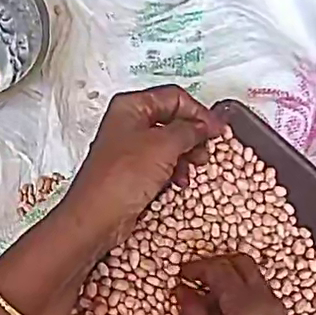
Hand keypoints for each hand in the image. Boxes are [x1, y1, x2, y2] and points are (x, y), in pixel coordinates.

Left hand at [58, 86, 222, 251]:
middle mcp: (128, 124)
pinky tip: (179, 183)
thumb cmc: (122, 177)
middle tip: (206, 150)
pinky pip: (159, 166)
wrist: (98, 217)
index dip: (199, 112)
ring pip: (167, 145)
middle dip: (192, 136)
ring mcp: (128, 150)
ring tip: (194, 169)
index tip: (218, 129)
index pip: (174, 97)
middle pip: (171, 121)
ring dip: (184, 156)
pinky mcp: (131, 174)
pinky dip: (173, 171)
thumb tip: (205, 126)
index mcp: (131, 106)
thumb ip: (189, 130)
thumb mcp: (164, 146)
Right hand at [174, 254, 294, 314]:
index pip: (220, 270)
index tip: (180, 274)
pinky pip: (258, 291)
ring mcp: (276, 309)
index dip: (197, 268)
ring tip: (204, 298)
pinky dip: (239, 291)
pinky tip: (220, 310)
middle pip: (242, 263)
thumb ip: (191, 312)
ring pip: (251, 275)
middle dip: (215, 265)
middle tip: (193, 278)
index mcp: (247, 306)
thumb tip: (182, 288)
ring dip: (228, 277)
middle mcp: (267, 301)